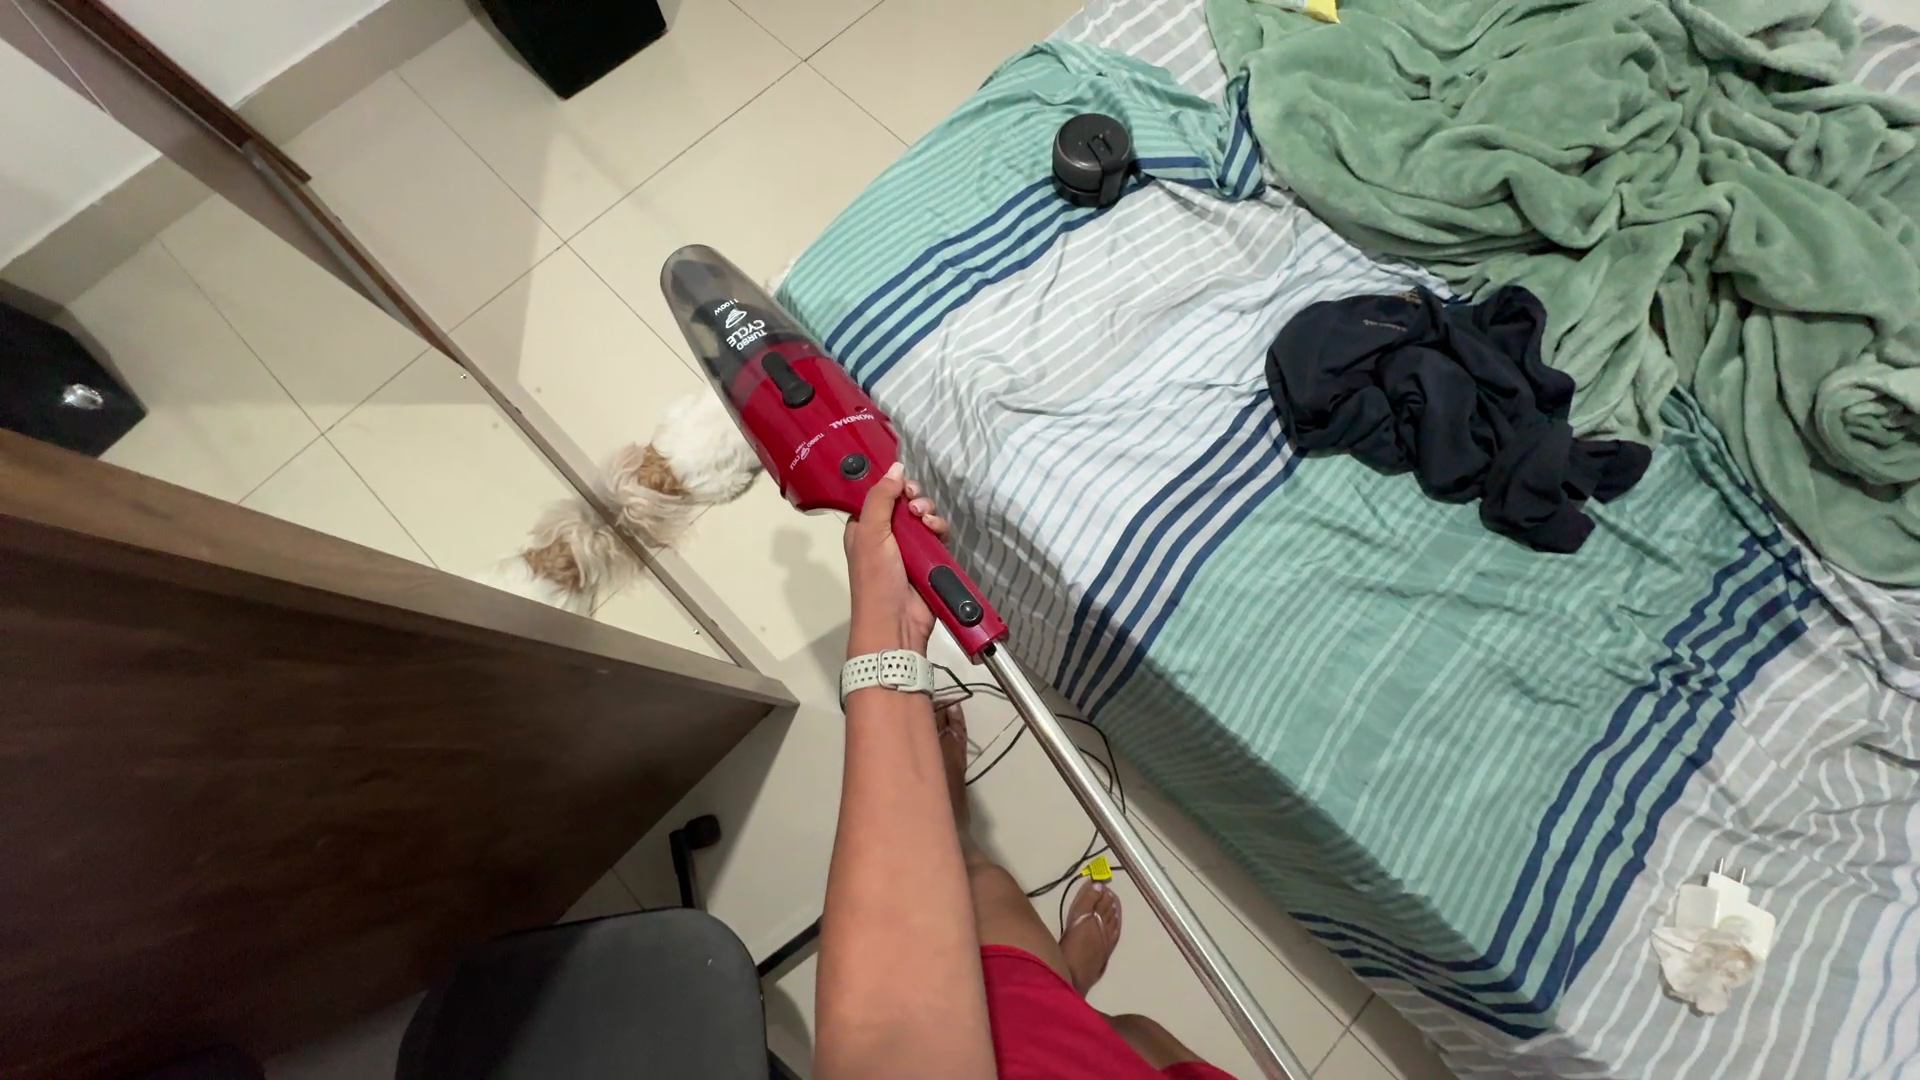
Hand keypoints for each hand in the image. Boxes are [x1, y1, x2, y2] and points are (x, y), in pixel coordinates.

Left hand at [844, 462, 949, 656]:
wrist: (897, 621)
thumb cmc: (877, 578)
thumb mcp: (871, 533)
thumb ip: (880, 498)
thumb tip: (896, 467)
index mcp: (864, 528)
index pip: (879, 495)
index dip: (891, 485)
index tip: (902, 481)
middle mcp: (885, 535)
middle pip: (904, 503)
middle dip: (914, 499)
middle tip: (915, 506)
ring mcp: (908, 548)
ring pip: (924, 517)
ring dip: (929, 514)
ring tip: (926, 522)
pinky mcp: (928, 560)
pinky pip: (938, 535)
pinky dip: (939, 530)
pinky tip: (938, 533)